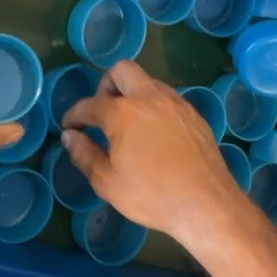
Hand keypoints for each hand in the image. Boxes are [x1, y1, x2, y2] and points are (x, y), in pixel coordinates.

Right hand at [61, 61, 256, 244]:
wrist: (207, 205)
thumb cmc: (152, 196)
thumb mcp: (107, 182)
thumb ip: (84, 154)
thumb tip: (71, 136)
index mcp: (123, 113)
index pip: (89, 104)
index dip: (74, 115)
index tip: (70, 128)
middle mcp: (149, 98)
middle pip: (122, 70)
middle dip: (105, 86)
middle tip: (102, 114)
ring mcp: (176, 103)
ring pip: (148, 81)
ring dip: (132, 94)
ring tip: (128, 125)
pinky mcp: (194, 115)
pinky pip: (167, 98)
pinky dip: (153, 106)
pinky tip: (153, 134)